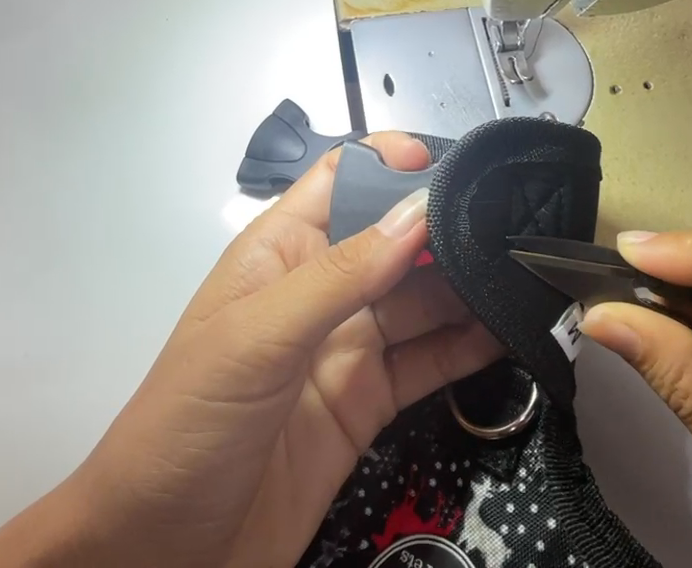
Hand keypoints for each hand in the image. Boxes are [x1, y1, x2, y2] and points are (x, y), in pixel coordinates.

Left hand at [0, 133, 502, 567]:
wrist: (166, 547)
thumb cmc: (192, 419)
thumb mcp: (259, 337)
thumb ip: (340, 276)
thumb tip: (418, 213)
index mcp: (281, 252)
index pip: (340, 181)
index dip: (389, 162)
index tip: (448, 166)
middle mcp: (320, 289)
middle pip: (393, 239)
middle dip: (446, 227)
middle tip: (514, 221)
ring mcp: (347, 345)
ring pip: (420, 299)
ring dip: (468, 285)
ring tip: (524, 270)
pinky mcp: (368, 401)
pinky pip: (427, 361)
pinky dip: (468, 346)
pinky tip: (508, 330)